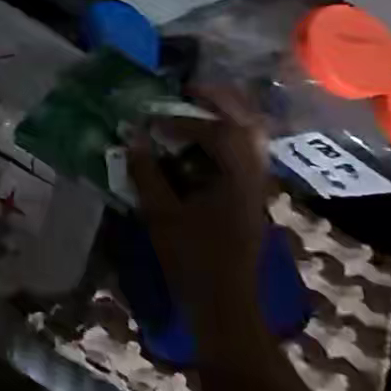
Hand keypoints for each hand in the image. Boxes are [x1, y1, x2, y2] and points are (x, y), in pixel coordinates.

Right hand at [126, 90, 272, 316]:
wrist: (225, 302)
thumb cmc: (192, 257)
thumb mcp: (161, 213)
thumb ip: (146, 172)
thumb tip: (132, 137)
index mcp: (237, 178)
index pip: (216, 132)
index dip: (182, 120)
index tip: (150, 121)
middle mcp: (255, 177)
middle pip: (247, 125)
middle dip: (220, 102)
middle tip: (189, 88)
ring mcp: (257, 188)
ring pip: (250, 140)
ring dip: (225, 119)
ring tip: (195, 107)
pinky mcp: (250, 199)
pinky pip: (243, 156)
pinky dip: (224, 140)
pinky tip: (199, 145)